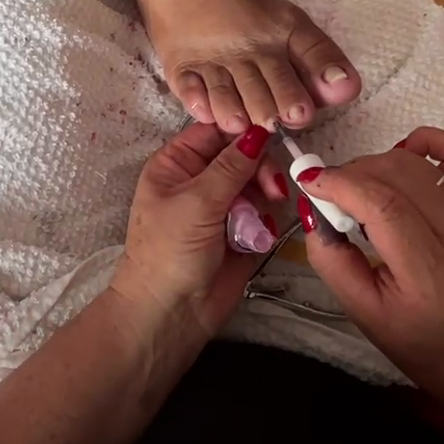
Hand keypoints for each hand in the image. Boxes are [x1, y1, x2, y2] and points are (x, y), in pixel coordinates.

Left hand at [107, 123, 274, 337]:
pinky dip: (265, 221)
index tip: (272, 128)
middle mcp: (200, 179)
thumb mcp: (196, 201)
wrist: (170, 315)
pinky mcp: (240, 232)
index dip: (242, 127)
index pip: (215, 130)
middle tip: (273, 188)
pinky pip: (263, 214)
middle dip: (260, 168)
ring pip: (257, 184)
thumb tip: (258, 130)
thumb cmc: (169, 250)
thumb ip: (230, 166)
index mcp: (177, 162)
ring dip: (265, 195)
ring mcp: (221, 206)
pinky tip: (260, 236)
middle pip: (242, 155)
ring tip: (266, 212)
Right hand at [299, 126, 443, 422]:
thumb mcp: (363, 313)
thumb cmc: (421, 342)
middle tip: (329, 196)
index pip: (383, 206)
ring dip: (374, 164)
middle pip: (395, 176)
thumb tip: (313, 207)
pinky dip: (425, 141)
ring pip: (414, 163)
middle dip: (350, 174)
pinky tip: (400, 153)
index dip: (340, 184)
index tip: (307, 182)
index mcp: (431, 276)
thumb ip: (331, 259)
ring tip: (358, 191)